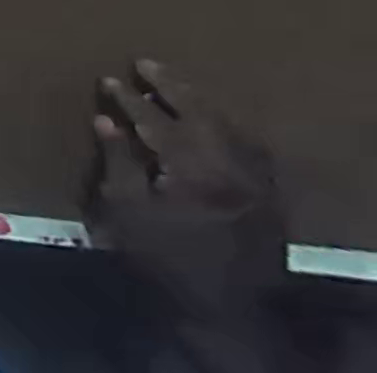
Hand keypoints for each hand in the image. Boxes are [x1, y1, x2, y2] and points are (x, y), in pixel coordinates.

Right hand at [87, 59, 285, 318]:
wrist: (228, 311)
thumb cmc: (165, 258)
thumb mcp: (127, 211)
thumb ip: (119, 161)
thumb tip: (106, 120)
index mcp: (193, 170)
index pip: (156, 120)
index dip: (129, 99)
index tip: (108, 81)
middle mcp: (232, 168)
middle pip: (200, 113)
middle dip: (170, 86)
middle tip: (145, 64)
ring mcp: (257, 181)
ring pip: (229, 125)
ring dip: (199, 101)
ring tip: (175, 85)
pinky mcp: (270, 195)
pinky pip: (250, 144)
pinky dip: (227, 124)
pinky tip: (214, 120)